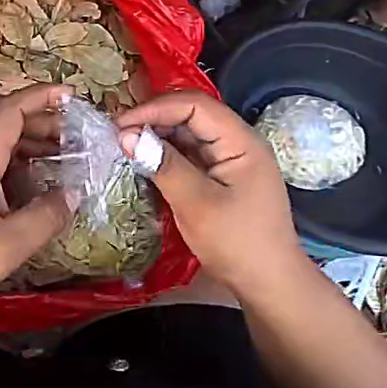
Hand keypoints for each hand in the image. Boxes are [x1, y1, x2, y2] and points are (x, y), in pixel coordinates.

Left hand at [0, 85, 76, 313]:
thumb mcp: (10, 244)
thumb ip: (46, 217)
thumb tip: (72, 195)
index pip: (10, 113)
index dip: (41, 97)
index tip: (71, 95)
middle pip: (6, 124)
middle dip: (44, 120)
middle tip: (77, 132)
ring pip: (1, 145)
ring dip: (33, 141)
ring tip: (64, 152)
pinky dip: (21, 163)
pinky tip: (38, 181)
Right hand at [115, 91, 309, 295]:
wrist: (269, 282)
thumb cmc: (237, 243)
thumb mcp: (196, 204)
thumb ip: (163, 166)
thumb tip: (127, 136)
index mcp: (241, 141)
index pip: (195, 105)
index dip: (155, 108)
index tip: (120, 125)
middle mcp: (238, 143)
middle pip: (192, 116)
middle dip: (154, 121)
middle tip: (117, 136)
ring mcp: (231, 161)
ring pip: (189, 136)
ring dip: (158, 139)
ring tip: (125, 149)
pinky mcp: (223, 179)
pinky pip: (191, 157)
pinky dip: (167, 158)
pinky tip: (145, 166)